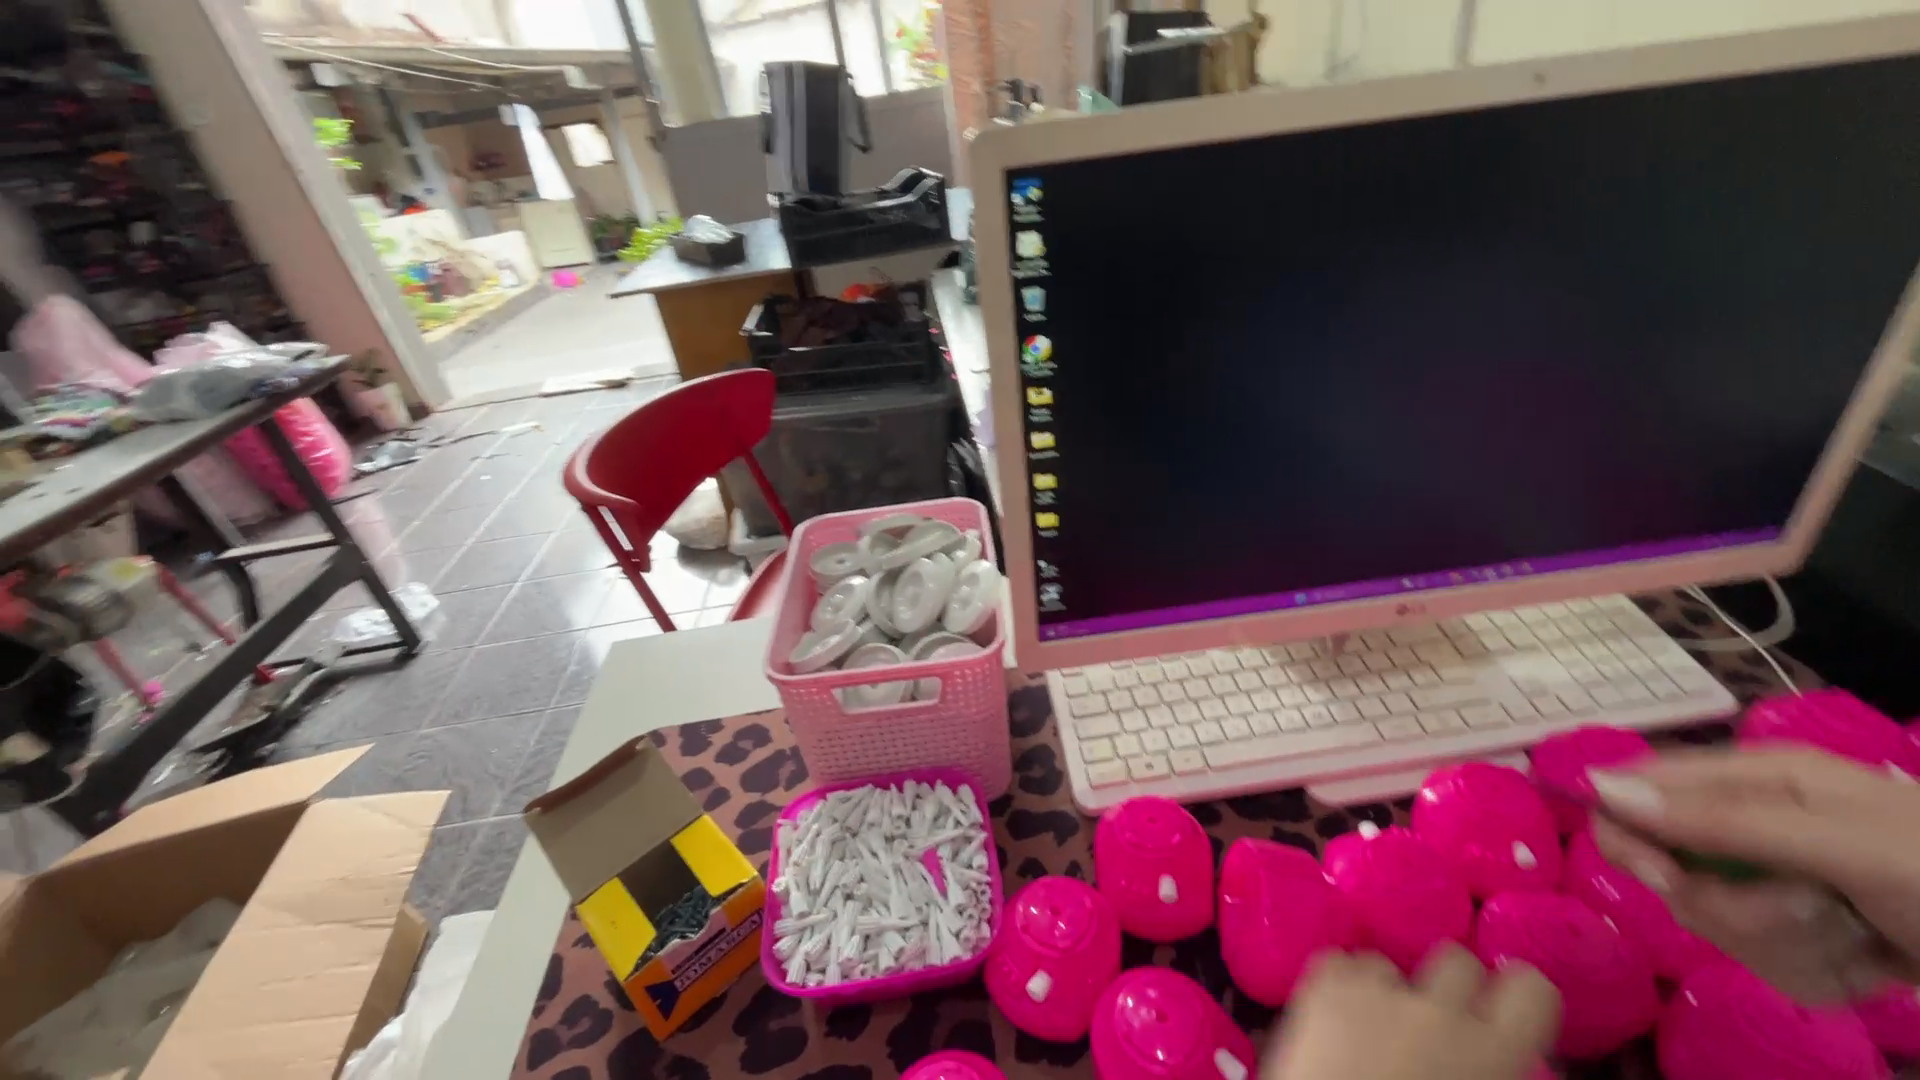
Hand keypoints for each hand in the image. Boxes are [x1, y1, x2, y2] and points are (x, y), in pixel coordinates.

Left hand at [1263, 946, 1558, 1079]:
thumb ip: (1495, 1072)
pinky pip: (1338, 963)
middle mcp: (1438, 1011)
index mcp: (1493, 1055)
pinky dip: (1340, 984)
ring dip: (1386, 990)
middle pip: (1457, 960)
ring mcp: (1376, 993)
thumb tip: (1499, 1061)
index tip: (1506, 999)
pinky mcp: (1325, 987)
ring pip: (1388, 965)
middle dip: (1451, 983)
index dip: (1522, 991)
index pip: (1532, 990)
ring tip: (1374, 1026)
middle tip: (1438, 1016)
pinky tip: (1338, 1015)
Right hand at [1589, 747, 1919, 1002]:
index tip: (1659, 876)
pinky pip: (1760, 959)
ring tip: (1859, 942)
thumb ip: (1721, 820)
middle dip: (1731, 905)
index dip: (1626, 831)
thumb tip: (1596, 786)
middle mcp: (1752, 824)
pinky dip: (1815, 973)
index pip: (1634, 790)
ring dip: (1784, 944)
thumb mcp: (1842, 845)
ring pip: (1713, 920)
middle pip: (1668, 865)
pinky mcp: (1805, 934)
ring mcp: (1777, 881)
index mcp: (1752, 779)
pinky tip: (1870, 965)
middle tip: (1803, 914)